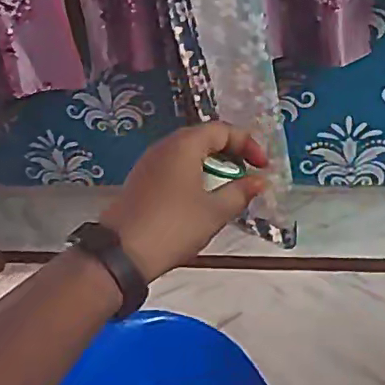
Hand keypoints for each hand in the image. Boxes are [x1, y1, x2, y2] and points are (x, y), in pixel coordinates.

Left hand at [101, 122, 269, 281]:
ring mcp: (149, 163)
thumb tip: (259, 181)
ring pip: (188, 153)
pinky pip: (174, 167)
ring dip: (212, 165)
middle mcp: (164, 146)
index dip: (247, 144)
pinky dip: (194, 175)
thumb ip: (240, 192)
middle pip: (203, 138)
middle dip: (230, 153)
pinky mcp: (141, 180)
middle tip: (249, 174)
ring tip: (229, 188)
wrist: (121, 254)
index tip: (263, 166)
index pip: (222, 130)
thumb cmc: (173, 227)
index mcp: (184, 145)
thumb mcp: (214, 212)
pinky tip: (202, 198)